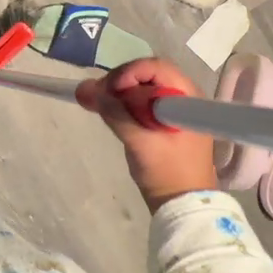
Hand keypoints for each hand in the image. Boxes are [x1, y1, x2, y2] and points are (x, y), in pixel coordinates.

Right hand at [75, 58, 216, 211]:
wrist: (183, 204)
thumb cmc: (167, 173)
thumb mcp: (138, 142)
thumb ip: (114, 113)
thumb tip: (84, 88)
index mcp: (187, 99)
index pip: (156, 67)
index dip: (128, 73)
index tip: (109, 92)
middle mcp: (184, 97)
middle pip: (147, 73)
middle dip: (119, 81)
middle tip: (98, 97)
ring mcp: (175, 108)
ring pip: (141, 86)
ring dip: (118, 92)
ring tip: (99, 104)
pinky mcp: (165, 119)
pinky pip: (141, 99)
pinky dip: (123, 102)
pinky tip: (108, 110)